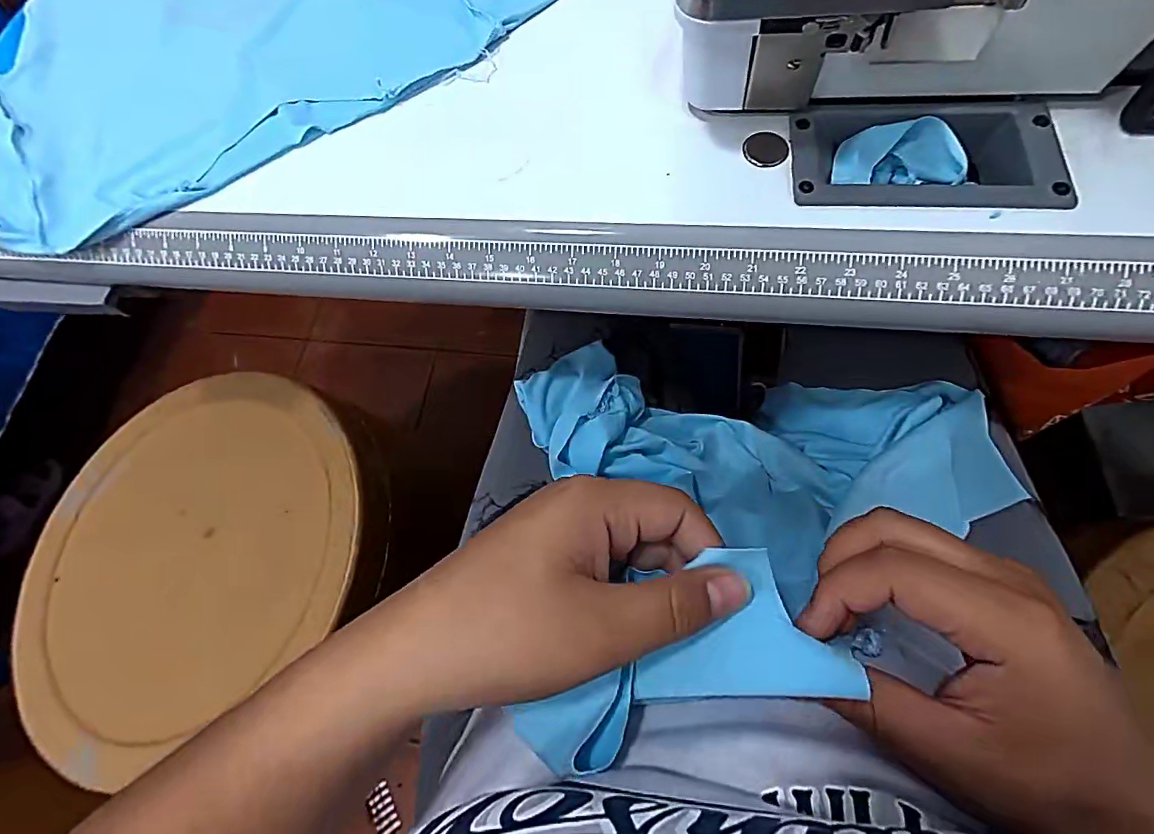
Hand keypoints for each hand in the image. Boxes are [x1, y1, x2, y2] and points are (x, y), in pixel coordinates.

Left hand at [328, 476, 750, 718]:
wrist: (414, 653)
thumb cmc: (513, 634)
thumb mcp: (605, 628)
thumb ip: (678, 606)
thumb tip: (740, 584)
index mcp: (595, 499)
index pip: (678, 510)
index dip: (708, 555)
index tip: (718, 612)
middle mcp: (577, 500)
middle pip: (653, 527)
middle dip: (676, 578)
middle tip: (678, 637)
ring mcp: (555, 525)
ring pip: (626, 550)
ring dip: (645, 593)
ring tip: (640, 642)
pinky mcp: (540, 553)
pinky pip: (598, 563)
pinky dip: (615, 596)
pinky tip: (606, 633)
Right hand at [795, 509, 1153, 833]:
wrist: (1143, 803)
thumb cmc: (1054, 784)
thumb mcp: (957, 757)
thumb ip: (873, 703)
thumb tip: (805, 665)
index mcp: (1003, 614)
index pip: (894, 568)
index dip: (835, 592)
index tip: (807, 636)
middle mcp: (1003, 573)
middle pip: (892, 526)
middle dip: (837, 560)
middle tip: (818, 616)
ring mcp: (1004, 570)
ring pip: (903, 527)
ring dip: (855, 558)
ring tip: (839, 611)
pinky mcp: (1000, 579)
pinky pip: (922, 546)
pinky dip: (880, 565)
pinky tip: (874, 607)